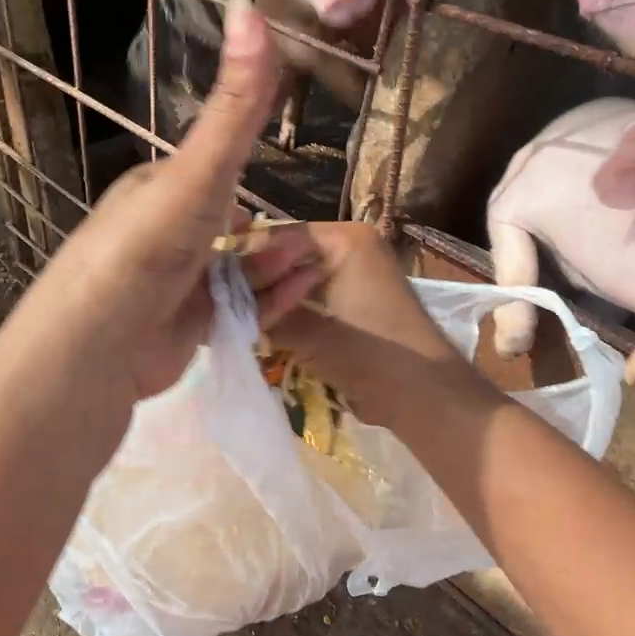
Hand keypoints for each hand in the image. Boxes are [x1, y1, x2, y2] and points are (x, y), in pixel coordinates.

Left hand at [0, 0, 281, 405]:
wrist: (100, 345)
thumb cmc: (148, 245)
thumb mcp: (198, 170)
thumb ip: (235, 105)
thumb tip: (252, 7)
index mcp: (158, 191)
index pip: (210, 175)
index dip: (245, 175)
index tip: (286, 179)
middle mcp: (165, 236)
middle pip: (228, 226)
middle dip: (269, 230)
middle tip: (314, 234)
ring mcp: (176, 287)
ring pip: (238, 269)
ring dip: (275, 264)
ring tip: (316, 260)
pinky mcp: (186, 331)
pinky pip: (239, 309)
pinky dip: (271, 299)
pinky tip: (302, 289)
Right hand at [239, 222, 504, 432]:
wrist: (427, 399)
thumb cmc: (373, 355)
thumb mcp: (310, 334)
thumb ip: (264, 314)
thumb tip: (217, 305)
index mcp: (345, 239)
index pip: (278, 236)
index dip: (242, 259)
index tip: (207, 282)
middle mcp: (349, 246)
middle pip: (284, 255)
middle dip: (254, 281)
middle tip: (214, 301)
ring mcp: (352, 273)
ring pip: (292, 278)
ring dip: (267, 298)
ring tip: (227, 314)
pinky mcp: (352, 301)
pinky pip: (307, 297)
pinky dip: (285, 311)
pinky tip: (256, 327)